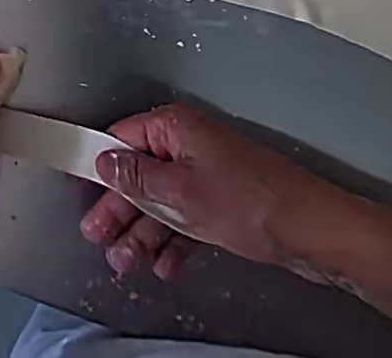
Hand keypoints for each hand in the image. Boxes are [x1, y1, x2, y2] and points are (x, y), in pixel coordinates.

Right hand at [80, 104, 369, 280]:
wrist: (313, 231)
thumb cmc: (249, 202)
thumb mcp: (179, 193)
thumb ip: (135, 178)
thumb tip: (104, 162)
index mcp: (173, 128)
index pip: (121, 138)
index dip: (98, 164)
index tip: (78, 184)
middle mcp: (186, 144)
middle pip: (139, 174)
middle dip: (119, 210)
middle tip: (98, 234)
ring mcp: (204, 172)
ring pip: (160, 201)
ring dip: (142, 232)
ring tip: (126, 262)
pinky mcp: (221, 199)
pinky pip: (184, 216)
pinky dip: (172, 240)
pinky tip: (162, 264)